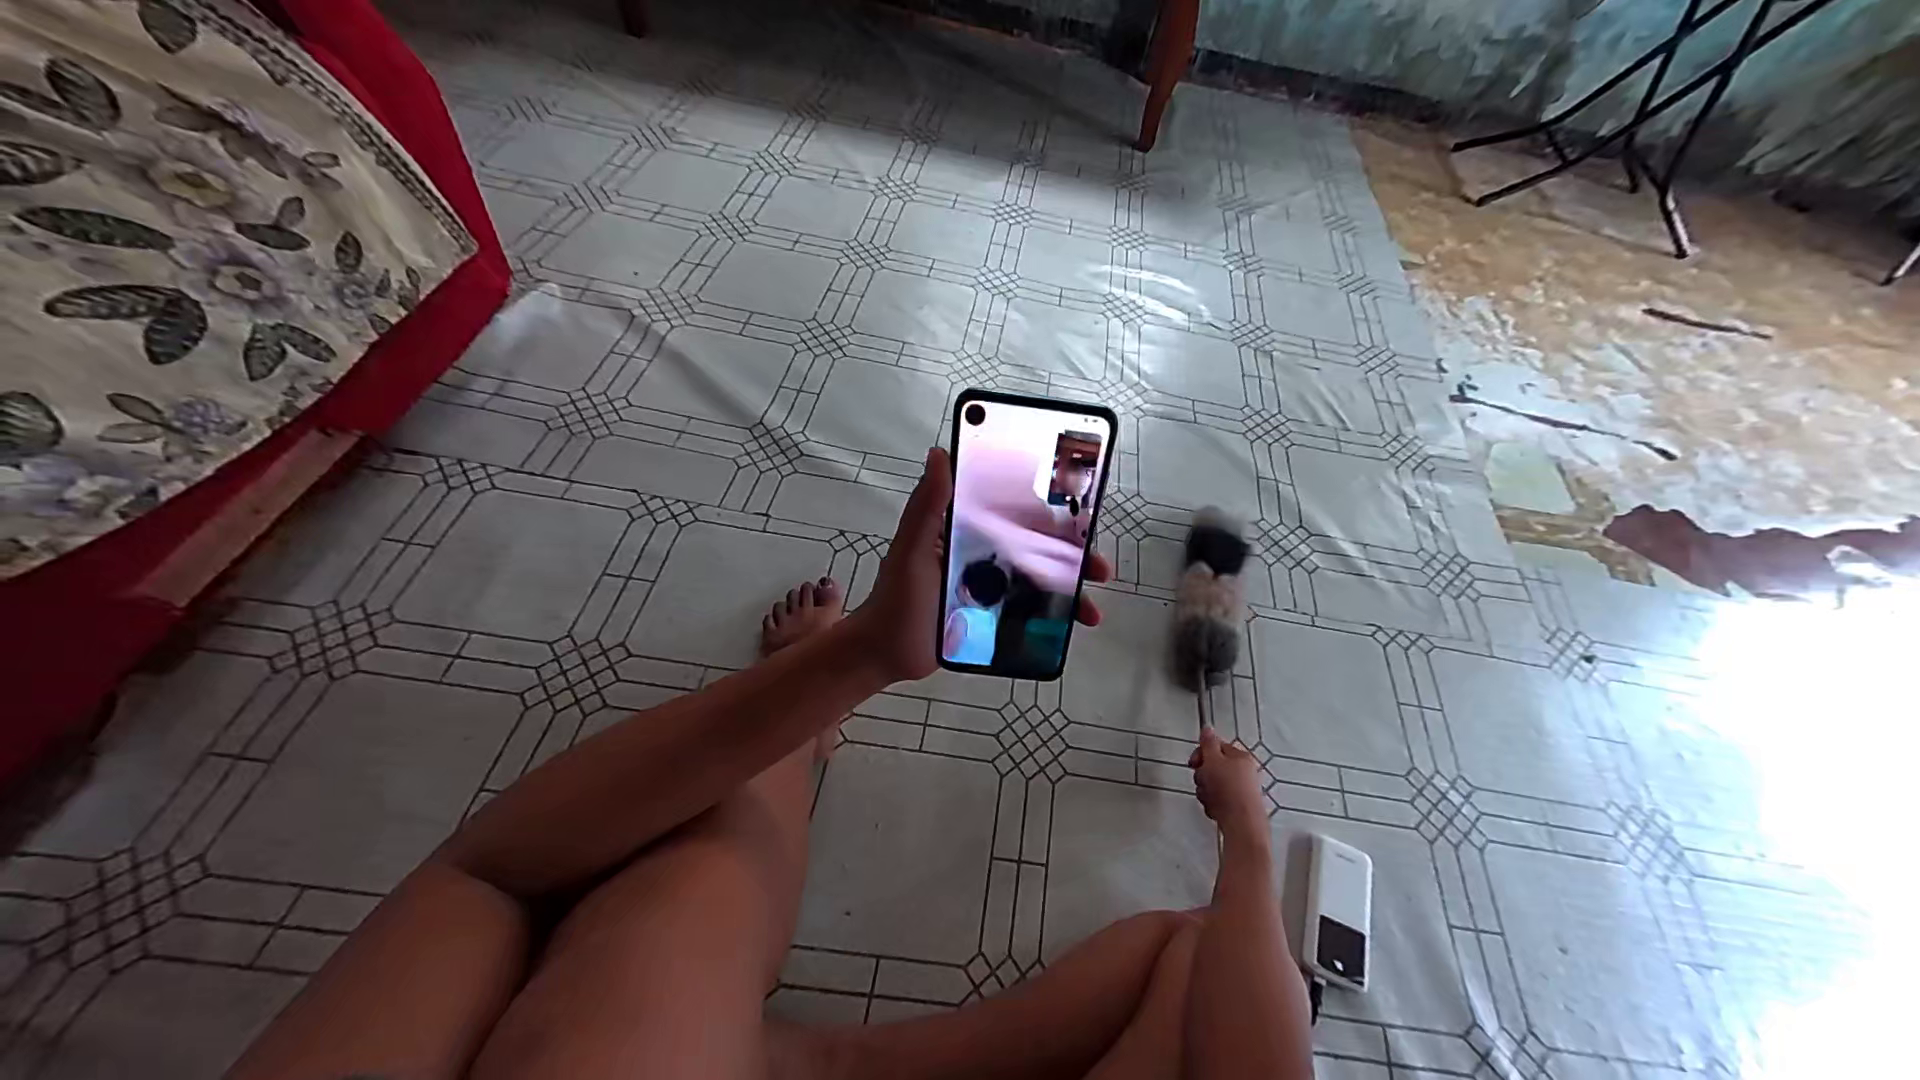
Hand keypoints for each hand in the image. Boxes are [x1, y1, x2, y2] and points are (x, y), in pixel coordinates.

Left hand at [853, 447, 1112, 683]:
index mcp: (965, 530)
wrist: (886, 653)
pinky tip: (1076, 625)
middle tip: (1099, 565)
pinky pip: (1030, 610)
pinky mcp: (993, 616)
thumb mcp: (912, 549)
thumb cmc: (897, 598)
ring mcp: (989, 587)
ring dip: (1070, 588)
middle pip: (1035, 547)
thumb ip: (927, 506)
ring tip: (1092, 606)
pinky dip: (1055, 616)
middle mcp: (982, 553)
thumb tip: (940, 454)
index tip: (1079, 508)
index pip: (1012, 510)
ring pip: (1038, 580)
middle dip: (1071, 554)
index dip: (1047, 509)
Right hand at [1189, 727, 1265, 836]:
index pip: (1216, 746)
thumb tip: (1207, 727)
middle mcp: (1243, 771)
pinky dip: (1213, 803)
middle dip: (1202, 775)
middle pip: (1213, 766)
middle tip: (1203, 781)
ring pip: (1213, 784)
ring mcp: (1241, 789)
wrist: (1242, 824)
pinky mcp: (1238, 806)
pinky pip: (1218, 799)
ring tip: (1209, 797)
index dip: (1201, 753)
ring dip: (1205, 790)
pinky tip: (1214, 808)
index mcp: (1240, 757)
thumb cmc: (1228, 789)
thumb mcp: (1213, 760)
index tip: (1193, 763)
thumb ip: (1208, 743)